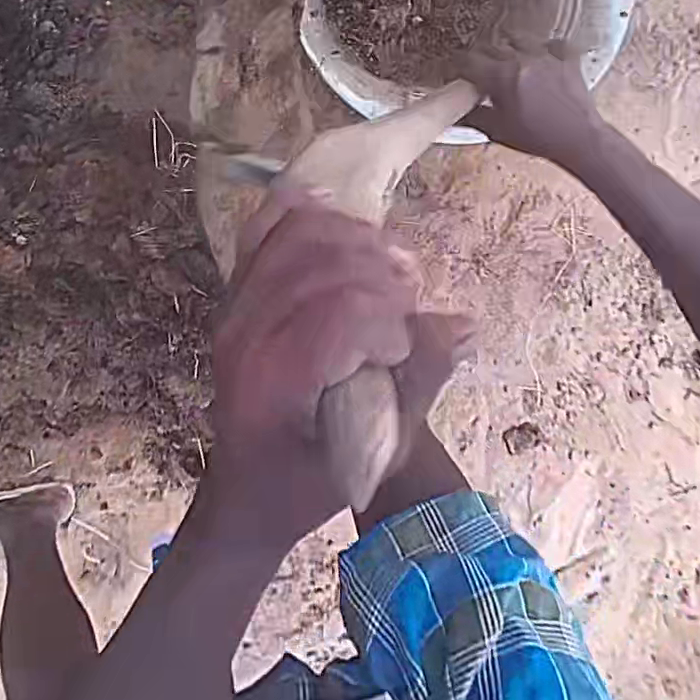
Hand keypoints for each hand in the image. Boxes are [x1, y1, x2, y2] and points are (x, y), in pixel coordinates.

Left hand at [205, 190, 436, 548]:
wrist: (246, 487)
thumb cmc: (306, 483)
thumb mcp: (374, 456)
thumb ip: (418, 384)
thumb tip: (466, 324)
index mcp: (277, 380)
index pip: (342, 312)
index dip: (389, 320)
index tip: (402, 349)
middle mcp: (246, 331)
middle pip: (325, 265)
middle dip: (382, 276)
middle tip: (408, 301)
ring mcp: (234, 304)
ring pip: (298, 235)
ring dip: (356, 240)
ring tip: (389, 266)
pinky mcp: (236, 290)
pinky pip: (267, 228)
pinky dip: (307, 212)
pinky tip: (342, 215)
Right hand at [460, 39, 609, 166]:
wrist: (578, 139)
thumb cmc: (539, 138)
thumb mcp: (499, 131)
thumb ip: (474, 116)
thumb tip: (457, 112)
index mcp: (500, 76)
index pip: (468, 61)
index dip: (456, 66)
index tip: (454, 71)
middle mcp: (521, 60)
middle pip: (490, 46)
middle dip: (479, 57)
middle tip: (476, 70)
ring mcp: (545, 56)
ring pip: (518, 39)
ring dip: (507, 48)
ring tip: (506, 61)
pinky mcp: (565, 59)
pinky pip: (552, 43)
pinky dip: (543, 49)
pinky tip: (540, 59)